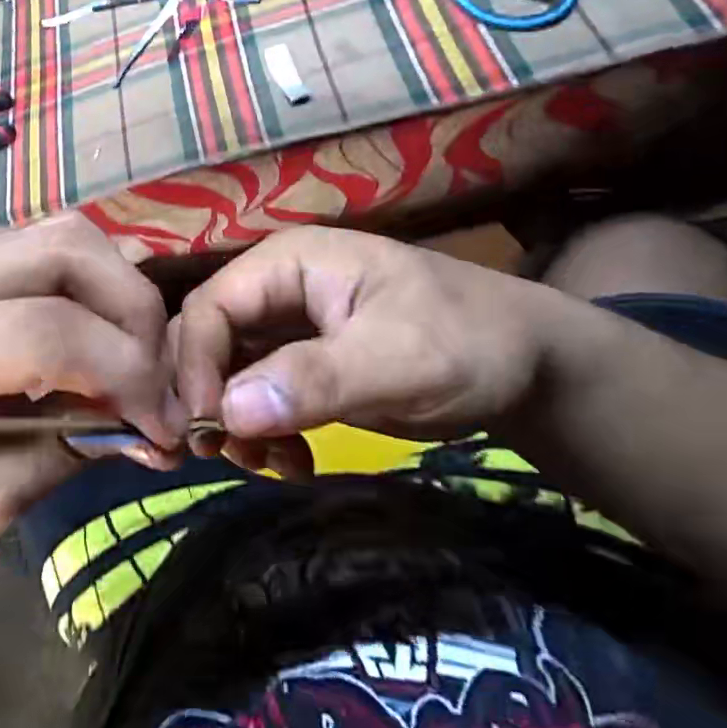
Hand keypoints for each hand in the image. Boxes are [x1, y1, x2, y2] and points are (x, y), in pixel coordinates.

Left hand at [0, 217, 184, 560]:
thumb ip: (70, 450)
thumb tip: (157, 425)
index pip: (48, 331)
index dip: (127, 373)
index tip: (163, 429)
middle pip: (67, 252)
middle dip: (135, 313)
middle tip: (155, 382)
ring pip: (68, 237)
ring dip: (121, 290)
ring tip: (135, 356)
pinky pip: (57, 247)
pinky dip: (100, 282)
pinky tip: (106, 334)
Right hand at [171, 227, 561, 461]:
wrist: (531, 367)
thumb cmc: (471, 342)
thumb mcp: (400, 360)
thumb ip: (316, 380)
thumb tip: (228, 412)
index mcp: (287, 263)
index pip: (209, 306)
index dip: (194, 362)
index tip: (207, 427)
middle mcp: (273, 290)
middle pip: (205, 338)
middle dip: (206, 397)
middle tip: (222, 453)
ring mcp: (284, 328)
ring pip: (223, 372)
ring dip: (232, 423)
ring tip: (267, 464)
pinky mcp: (297, 365)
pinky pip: (252, 397)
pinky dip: (259, 433)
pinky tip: (290, 461)